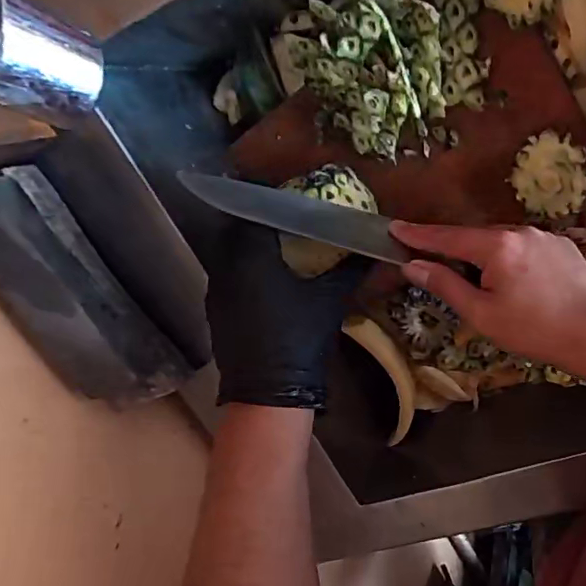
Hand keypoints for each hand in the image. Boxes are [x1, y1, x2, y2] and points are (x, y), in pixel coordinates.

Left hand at [195, 210, 366, 408]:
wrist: (269, 389)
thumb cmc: (300, 337)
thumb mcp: (329, 300)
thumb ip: (347, 270)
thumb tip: (369, 251)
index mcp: (250, 256)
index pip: (251, 210)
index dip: (267, 199)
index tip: (285, 196)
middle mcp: (225, 267)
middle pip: (236, 231)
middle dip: (258, 222)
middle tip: (284, 221)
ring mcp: (217, 291)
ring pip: (229, 256)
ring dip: (250, 249)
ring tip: (278, 249)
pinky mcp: (217, 311)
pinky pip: (229, 278)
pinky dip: (246, 272)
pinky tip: (268, 283)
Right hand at [388, 221, 585, 371]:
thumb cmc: (533, 330)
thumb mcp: (482, 314)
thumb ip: (446, 285)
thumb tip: (413, 265)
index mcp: (497, 246)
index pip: (447, 237)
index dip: (418, 235)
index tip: (395, 228)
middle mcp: (521, 231)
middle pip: (477, 238)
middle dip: (458, 252)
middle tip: (443, 271)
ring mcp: (546, 236)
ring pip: (505, 243)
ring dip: (490, 258)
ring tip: (494, 291)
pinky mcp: (564, 246)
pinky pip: (528, 248)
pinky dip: (516, 261)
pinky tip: (524, 288)